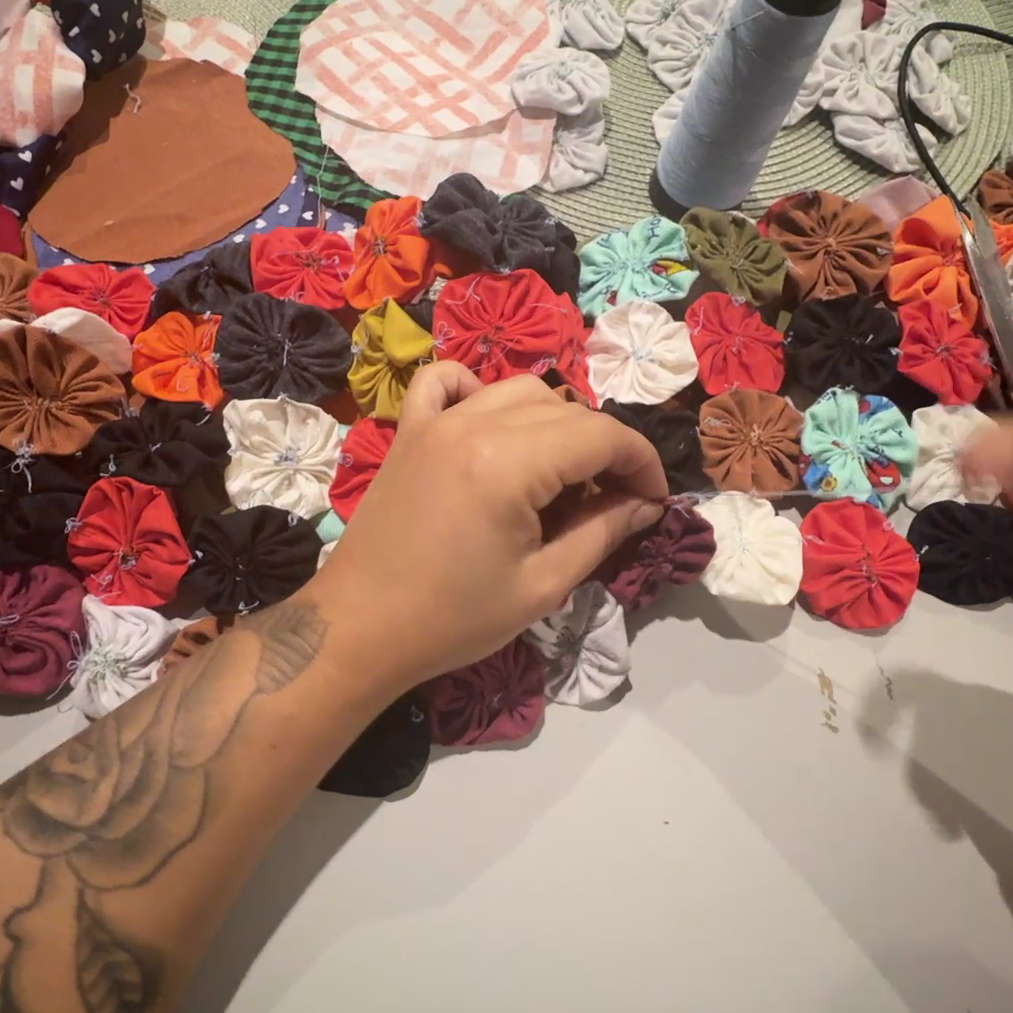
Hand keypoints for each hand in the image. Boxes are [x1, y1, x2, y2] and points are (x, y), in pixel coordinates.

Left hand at [305, 363, 667, 695]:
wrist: (360, 629)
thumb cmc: (452, 619)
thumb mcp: (541, 586)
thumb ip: (601, 533)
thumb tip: (644, 504)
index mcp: (508, 463)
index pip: (600, 435)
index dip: (641, 462)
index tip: (653, 499)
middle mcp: (473, 424)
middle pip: (566, 410)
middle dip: (604, 450)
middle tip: (611, 502)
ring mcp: (435, 422)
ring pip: (519, 391)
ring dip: (555, 424)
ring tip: (560, 477)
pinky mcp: (409, 432)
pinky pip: (447, 383)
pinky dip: (479, 391)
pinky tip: (492, 427)